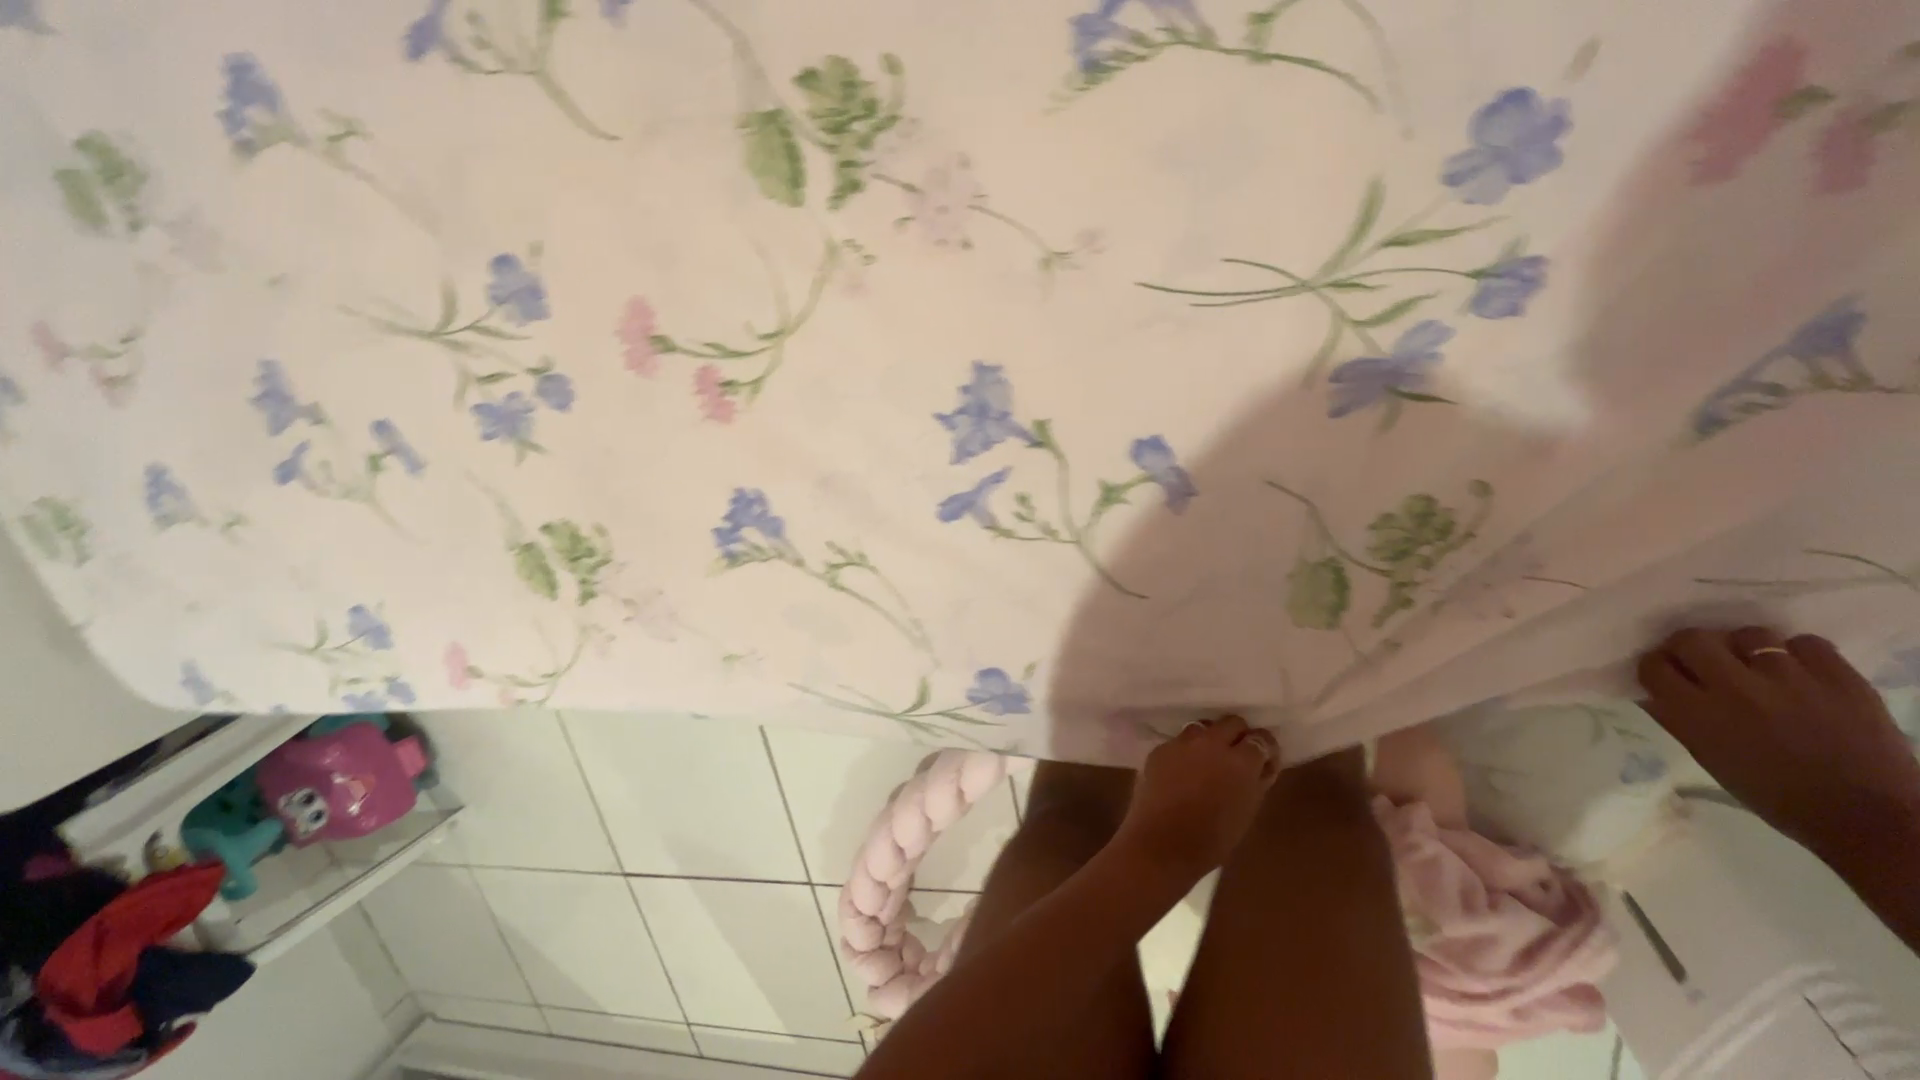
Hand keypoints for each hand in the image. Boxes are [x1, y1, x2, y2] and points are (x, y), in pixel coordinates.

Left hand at [1114, 715, 1280, 885]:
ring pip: (1203, 727)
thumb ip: (1257, 782)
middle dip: (1238, 736)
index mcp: (1240, 761)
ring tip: (1208, 762)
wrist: (1160, 845)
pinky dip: (1185, 752)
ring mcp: (1182, 743)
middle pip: (1232, 722)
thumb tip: (1261, 765)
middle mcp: (1212, 743)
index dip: (1265, 749)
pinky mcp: (1159, 749)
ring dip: (1210, 739)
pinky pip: (1178, 742)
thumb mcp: (1247, 812)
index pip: (1262, 739)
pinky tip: (1182, 772)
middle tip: (1236, 759)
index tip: (1263, 762)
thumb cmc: (1211, 839)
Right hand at [1637, 626, 1919, 854]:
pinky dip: (1798, 654)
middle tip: (1703, 662)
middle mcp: (1736, 689)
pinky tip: (1801, 673)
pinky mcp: (1838, 675)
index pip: (1654, 666)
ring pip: (1750, 635)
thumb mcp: (1712, 760)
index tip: (1667, 674)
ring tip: (1757, 666)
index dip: (1657, 667)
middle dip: (1690, 647)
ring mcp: (1791, 678)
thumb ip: (1680, 721)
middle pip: (1692, 639)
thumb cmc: (1776, 796)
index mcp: (1699, 715)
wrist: (1865, 814)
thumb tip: (1657, 694)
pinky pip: (1806, 643)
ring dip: (1745, 648)